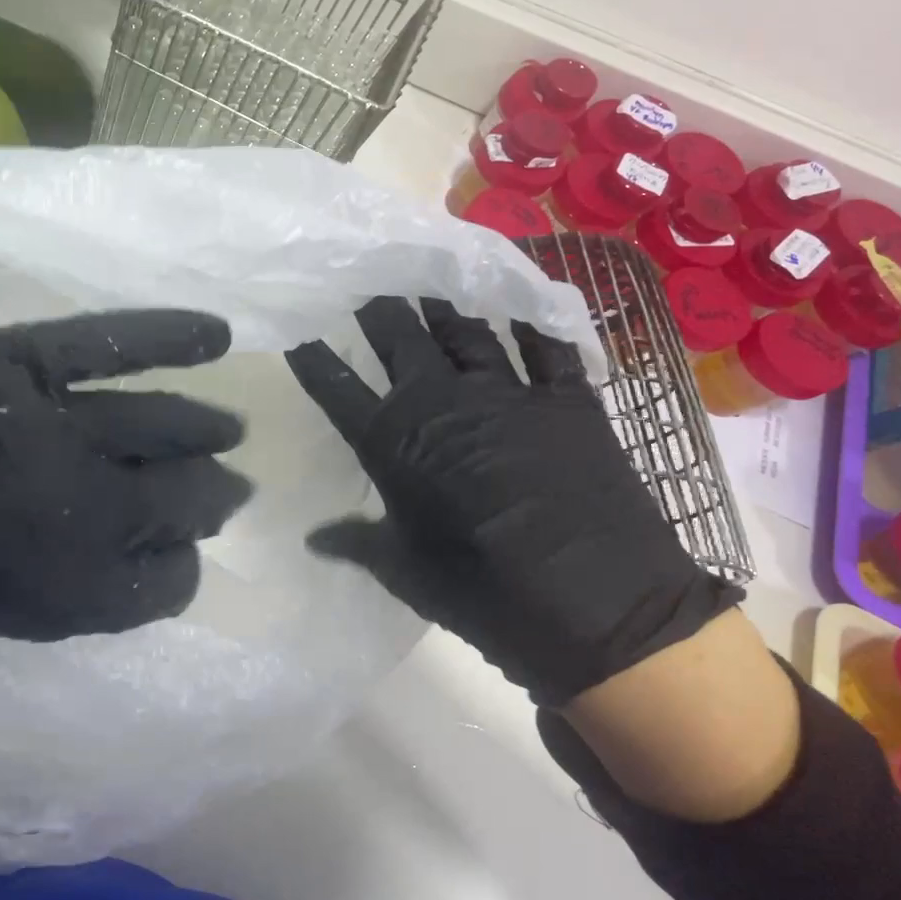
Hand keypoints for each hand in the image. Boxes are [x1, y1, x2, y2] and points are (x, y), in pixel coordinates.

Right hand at [285, 297, 741, 705]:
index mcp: (394, 443)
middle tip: (369, 291)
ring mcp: (509, 395)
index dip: (313, 358)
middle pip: (400, 340)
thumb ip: (357, 542)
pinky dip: (534, 329)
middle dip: (379, 312)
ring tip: (431, 291)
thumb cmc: (484, 595)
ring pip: (467, 332)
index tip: (299, 333)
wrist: (602, 608)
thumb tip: (315, 539)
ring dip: (445, 310)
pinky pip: (548, 350)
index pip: (336, 387)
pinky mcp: (569, 402)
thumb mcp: (404, 570)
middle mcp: (443, 403)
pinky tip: (522, 314)